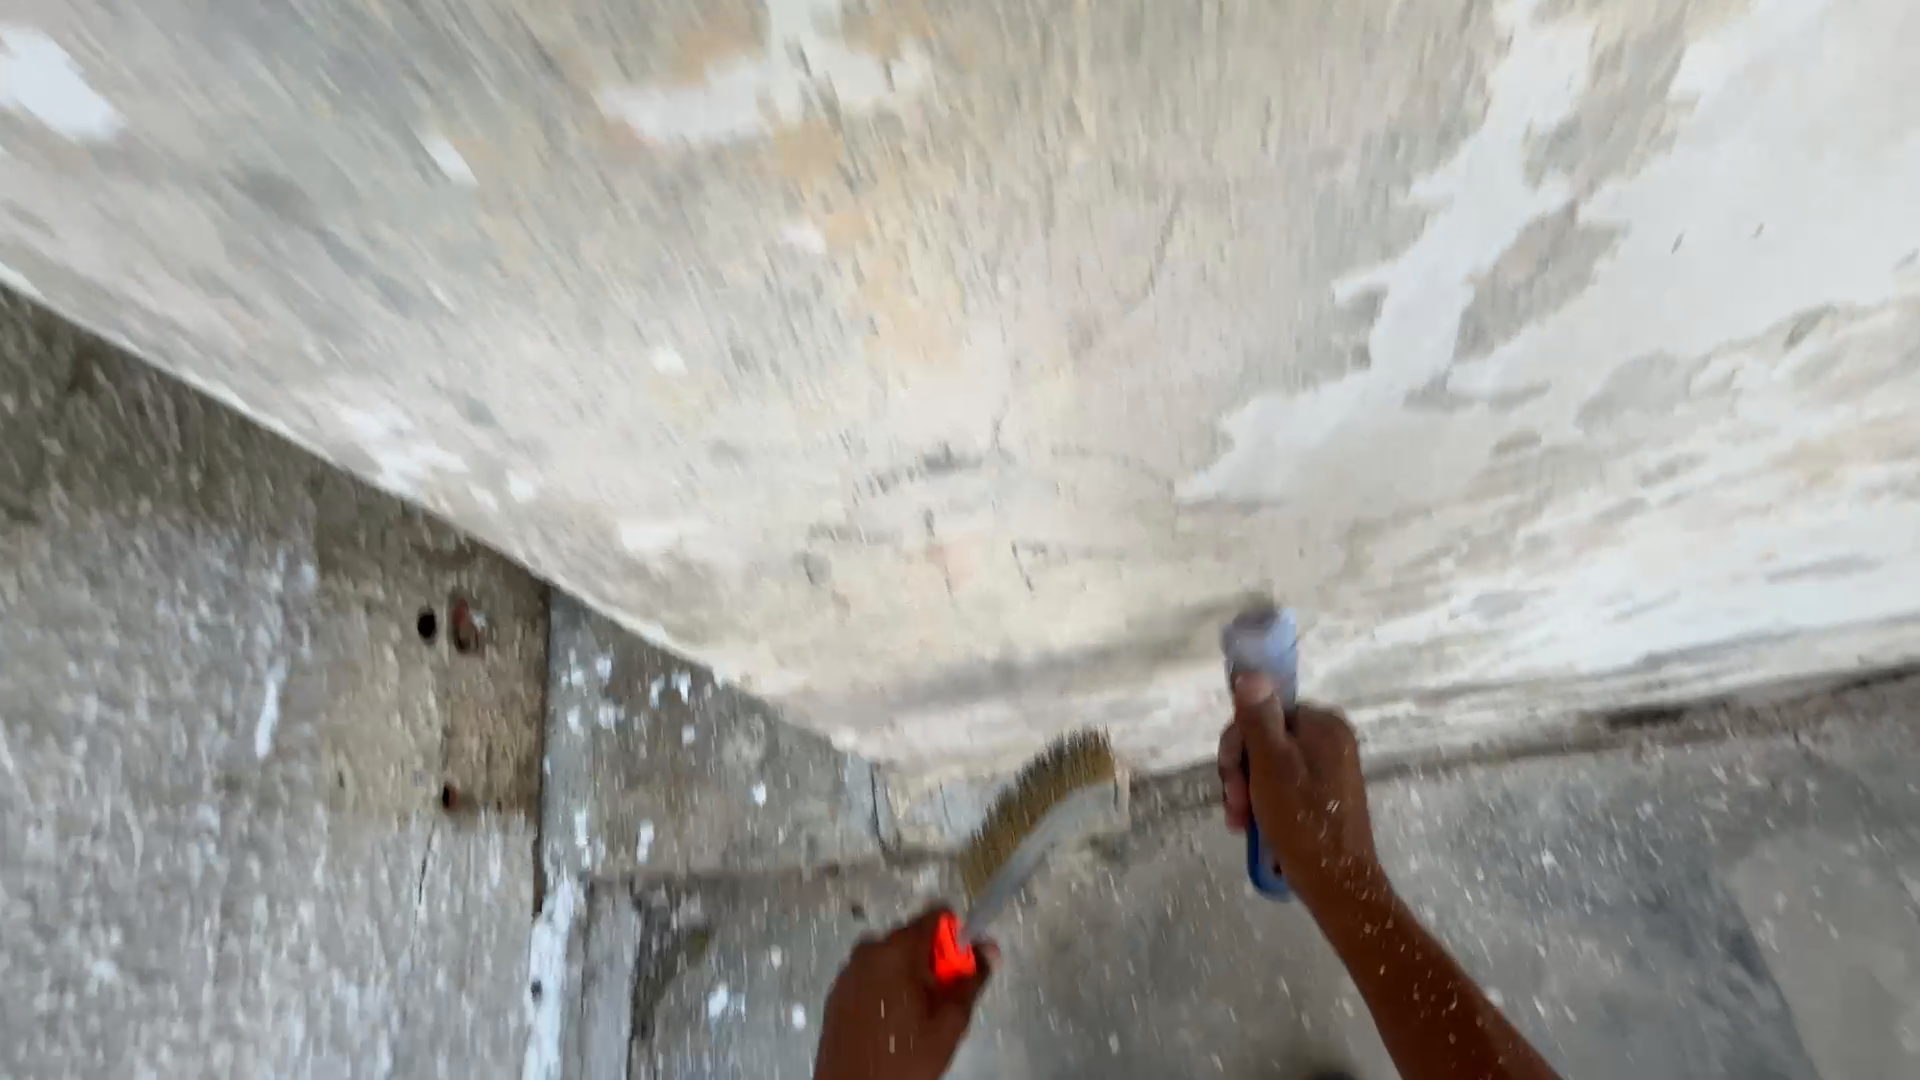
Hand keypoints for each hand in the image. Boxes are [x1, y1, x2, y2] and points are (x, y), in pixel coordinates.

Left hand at [813, 908, 995, 1079]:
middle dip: (932, 958)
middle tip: (939, 998)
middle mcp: (871, 947)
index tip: (960, 964)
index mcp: (899, 949)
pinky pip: (871, 971)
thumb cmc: (905, 1058)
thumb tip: (990, 947)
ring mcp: (850, 967)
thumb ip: (971, 979)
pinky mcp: (837, 988)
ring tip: (914, 1012)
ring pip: (891, 954)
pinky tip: (889, 1017)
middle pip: (913, 935)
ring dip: (907, 971)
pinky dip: (884, 983)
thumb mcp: (949, 1023)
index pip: (936, 916)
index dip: (955, 935)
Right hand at [1217, 674, 1381, 907]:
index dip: (1239, 743)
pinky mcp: (1322, 794)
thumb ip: (1259, 718)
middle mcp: (1328, 739)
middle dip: (1240, 771)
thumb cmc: (1304, 824)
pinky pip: (1279, 782)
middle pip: (1262, 737)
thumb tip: (1250, 673)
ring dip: (1245, 790)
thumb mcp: (1272, 766)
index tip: (1231, 776)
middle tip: (1235, 805)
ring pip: (1265, 762)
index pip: (1262, 711)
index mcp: (1323, 726)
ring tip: (1240, 821)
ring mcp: (1326, 767)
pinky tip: (1251, 825)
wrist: (1338, 889)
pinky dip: (1261, 801)